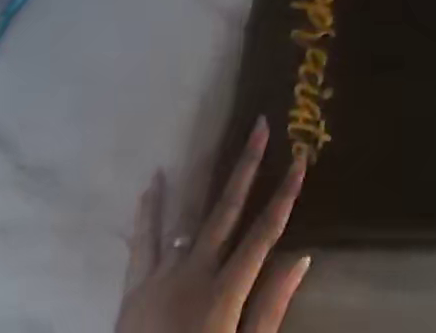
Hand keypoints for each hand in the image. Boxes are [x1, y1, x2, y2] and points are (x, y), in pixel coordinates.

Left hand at [116, 118, 310, 332]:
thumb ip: (270, 309)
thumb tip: (300, 259)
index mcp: (225, 294)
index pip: (264, 233)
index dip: (284, 195)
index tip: (299, 160)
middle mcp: (194, 273)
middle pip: (227, 209)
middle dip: (247, 165)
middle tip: (260, 126)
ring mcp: (161, 276)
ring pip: (187, 214)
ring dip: (203, 176)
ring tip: (213, 141)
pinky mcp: (134, 287)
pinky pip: (143, 239)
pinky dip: (150, 208)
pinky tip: (154, 180)